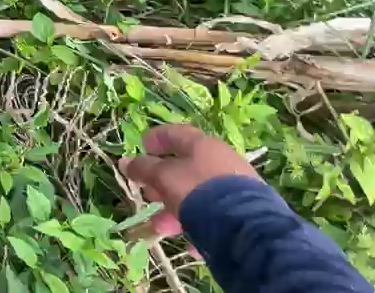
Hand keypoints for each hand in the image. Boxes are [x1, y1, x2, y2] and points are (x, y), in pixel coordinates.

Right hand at [118, 124, 259, 237]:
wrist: (249, 230)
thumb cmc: (198, 190)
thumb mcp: (163, 177)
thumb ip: (142, 168)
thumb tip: (124, 162)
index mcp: (202, 144)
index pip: (174, 133)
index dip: (154, 139)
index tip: (141, 149)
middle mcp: (222, 162)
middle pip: (184, 168)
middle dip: (161, 183)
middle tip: (148, 195)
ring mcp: (237, 188)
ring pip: (198, 194)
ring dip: (176, 208)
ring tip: (163, 227)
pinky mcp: (247, 213)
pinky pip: (215, 214)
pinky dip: (199, 223)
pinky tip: (192, 241)